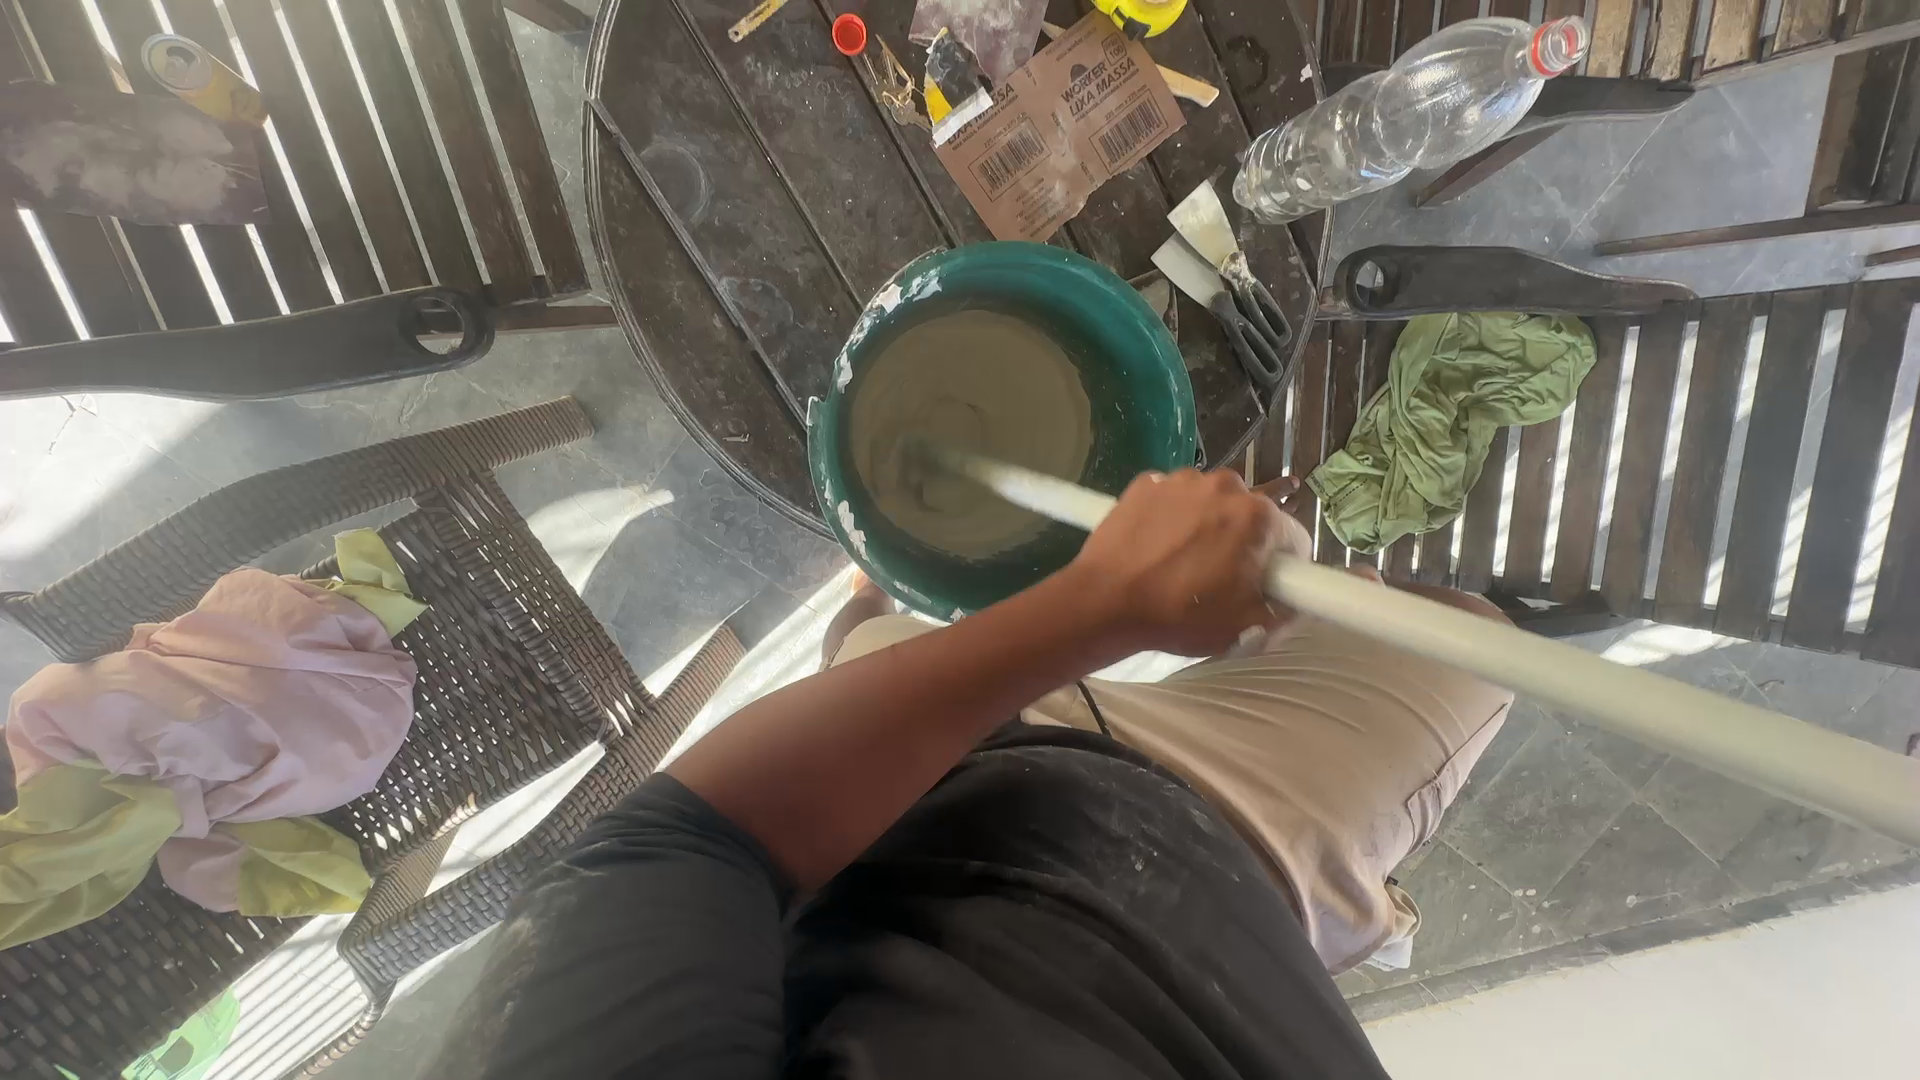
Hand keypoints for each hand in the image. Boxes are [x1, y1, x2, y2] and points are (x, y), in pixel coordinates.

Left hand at [1065, 468, 1305, 656]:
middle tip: (1219, 573)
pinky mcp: (1144, 483)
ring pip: (1208, 500)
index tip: (1264, 583)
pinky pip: (1171, 498)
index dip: (1282, 564)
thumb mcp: (1244, 628)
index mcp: (1258, 516)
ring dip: (1205, 521)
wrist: (1105, 601)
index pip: (1291, 537)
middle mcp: (1223, 485)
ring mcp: (1179, 480)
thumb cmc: (1180, 616)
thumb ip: (1282, 612)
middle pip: (1248, 513)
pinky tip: (1156, 542)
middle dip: (1242, 539)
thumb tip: (1293, 602)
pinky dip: (1170, 514)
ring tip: (1182, 557)